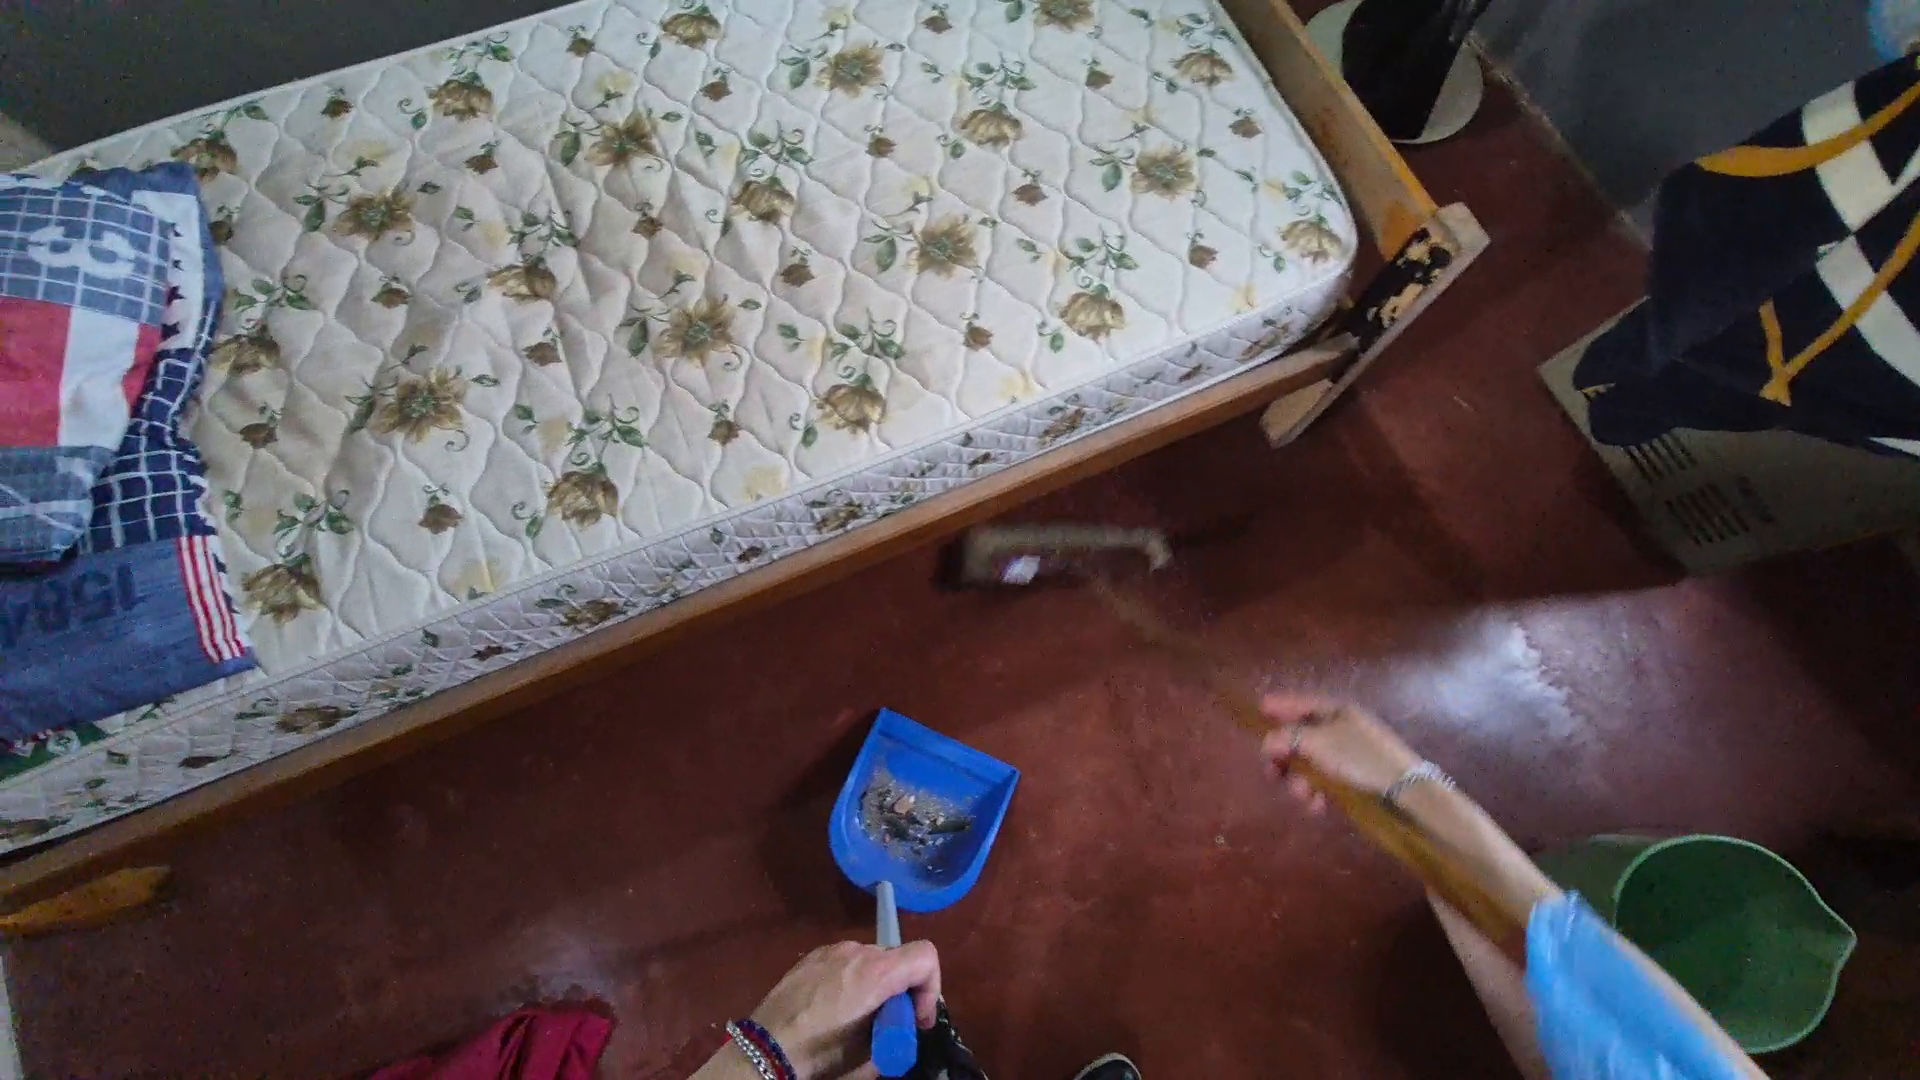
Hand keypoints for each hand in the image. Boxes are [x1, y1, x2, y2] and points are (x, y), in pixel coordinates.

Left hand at [750, 940, 940, 1079]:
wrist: (764, 1048)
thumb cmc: (820, 1053)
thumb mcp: (868, 1056)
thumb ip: (893, 1035)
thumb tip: (899, 1032)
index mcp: (878, 972)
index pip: (926, 955)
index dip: (931, 987)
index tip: (916, 1019)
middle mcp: (859, 950)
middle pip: (898, 959)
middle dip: (901, 991)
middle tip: (887, 1025)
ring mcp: (834, 948)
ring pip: (871, 959)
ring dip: (876, 984)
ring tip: (855, 1017)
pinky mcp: (813, 954)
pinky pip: (846, 960)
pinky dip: (851, 978)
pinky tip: (832, 1007)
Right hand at [1260, 694, 1422, 809]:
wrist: (1407, 794)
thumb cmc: (1359, 758)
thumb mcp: (1318, 742)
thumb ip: (1287, 737)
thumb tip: (1266, 742)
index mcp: (1336, 711)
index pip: (1300, 703)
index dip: (1279, 706)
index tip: (1258, 711)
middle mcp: (1341, 730)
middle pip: (1299, 737)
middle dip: (1284, 756)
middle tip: (1271, 772)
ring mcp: (1348, 756)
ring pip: (1309, 764)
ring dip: (1300, 781)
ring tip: (1303, 795)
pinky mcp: (1354, 781)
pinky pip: (1324, 783)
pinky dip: (1317, 794)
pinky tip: (1317, 806)